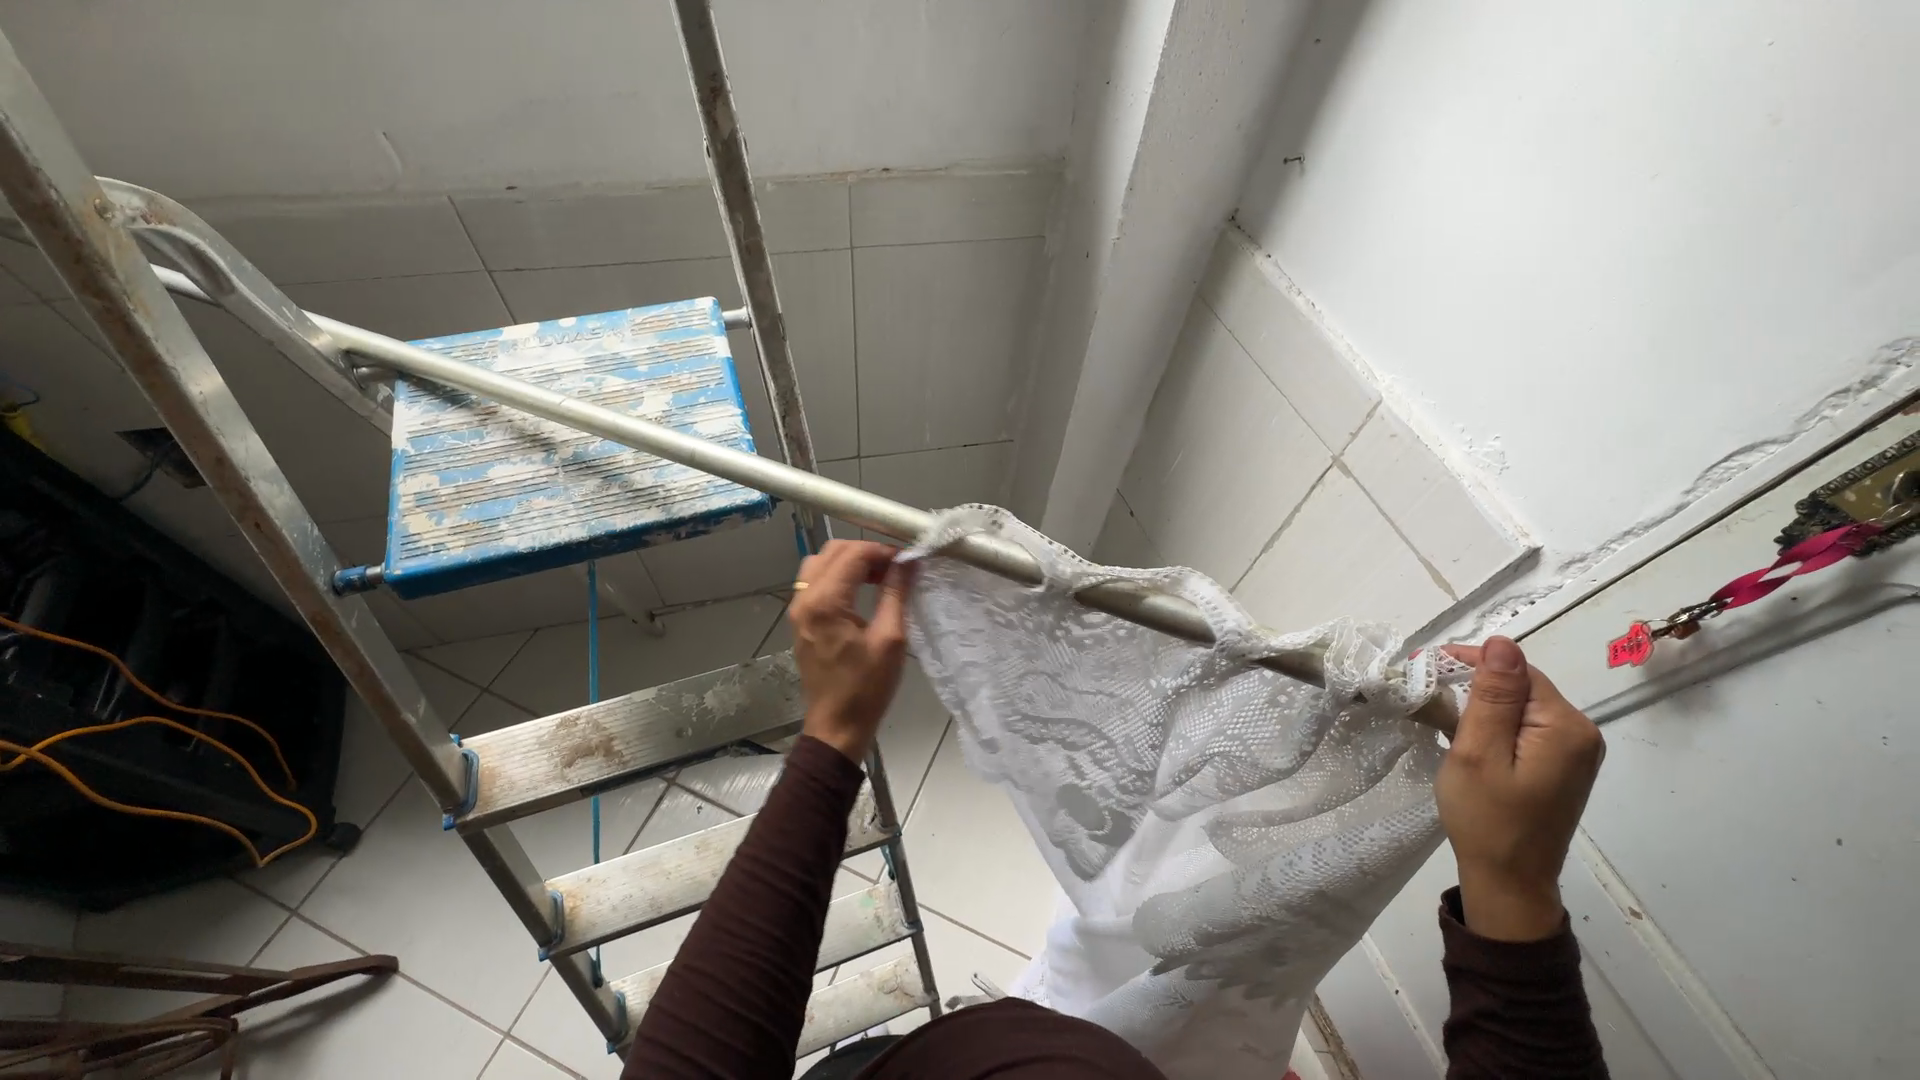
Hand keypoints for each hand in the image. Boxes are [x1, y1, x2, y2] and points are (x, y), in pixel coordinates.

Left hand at [790, 541, 913, 762]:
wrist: (837, 726)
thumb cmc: (866, 688)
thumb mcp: (891, 638)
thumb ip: (896, 592)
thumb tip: (909, 561)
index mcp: (825, 602)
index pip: (853, 554)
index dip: (882, 551)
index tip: (907, 560)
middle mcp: (804, 599)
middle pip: (832, 551)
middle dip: (866, 552)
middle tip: (895, 567)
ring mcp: (798, 610)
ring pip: (820, 564)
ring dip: (850, 562)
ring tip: (880, 577)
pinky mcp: (800, 621)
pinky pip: (815, 583)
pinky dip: (839, 577)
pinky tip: (863, 592)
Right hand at [1437, 636, 1604, 941]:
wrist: (1509, 881)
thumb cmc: (1486, 818)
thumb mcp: (1477, 752)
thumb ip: (1492, 696)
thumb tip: (1502, 643)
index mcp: (1565, 727)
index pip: (1518, 671)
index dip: (1473, 663)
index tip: (1425, 666)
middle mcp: (1581, 734)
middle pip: (1523, 687)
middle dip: (1475, 683)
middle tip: (1425, 690)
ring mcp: (1574, 752)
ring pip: (1522, 707)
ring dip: (1482, 704)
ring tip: (1439, 712)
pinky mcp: (1561, 767)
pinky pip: (1525, 728)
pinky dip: (1494, 724)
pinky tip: (1467, 735)